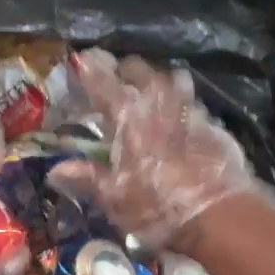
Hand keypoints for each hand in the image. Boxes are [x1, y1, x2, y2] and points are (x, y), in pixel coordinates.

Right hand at [48, 49, 274, 250]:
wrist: (220, 215)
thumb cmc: (158, 205)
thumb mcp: (115, 198)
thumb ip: (87, 177)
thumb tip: (54, 171)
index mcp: (129, 118)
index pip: (104, 83)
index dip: (90, 69)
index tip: (81, 59)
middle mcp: (159, 105)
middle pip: (141, 71)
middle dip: (126, 69)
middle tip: (116, 76)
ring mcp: (190, 111)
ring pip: (172, 79)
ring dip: (159, 79)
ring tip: (152, 89)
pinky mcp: (214, 126)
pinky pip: (193, 102)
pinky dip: (182, 103)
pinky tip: (180, 118)